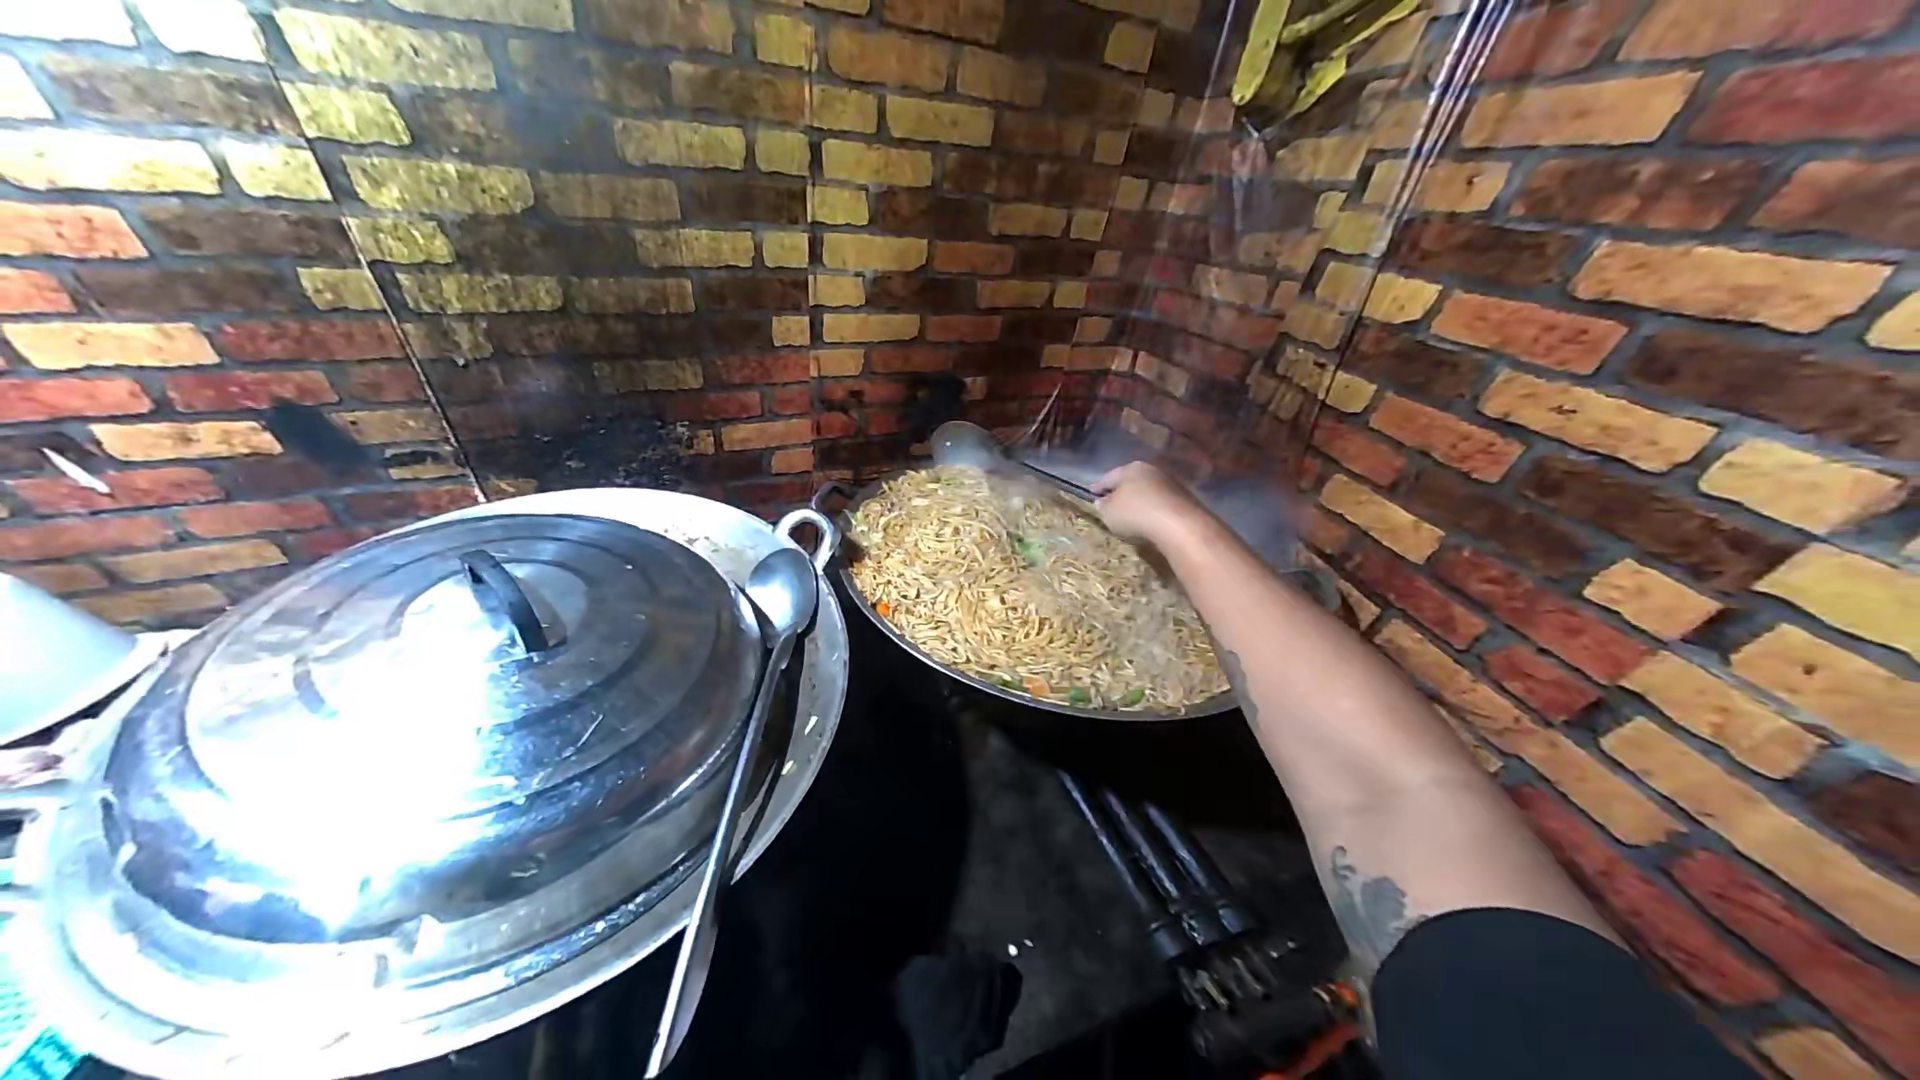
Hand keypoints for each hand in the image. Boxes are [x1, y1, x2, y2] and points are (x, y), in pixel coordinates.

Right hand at [1091, 462, 1212, 547]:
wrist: (1179, 525)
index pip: (1109, 476)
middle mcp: (1152, 470)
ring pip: (1149, 491)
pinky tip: (1150, 520)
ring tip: (1132, 513)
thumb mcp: (1110, 513)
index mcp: (1131, 468)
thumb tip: (1103, 501)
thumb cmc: (1135, 513)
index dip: (1099, 486)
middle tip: (1112, 500)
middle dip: (1122, 490)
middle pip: (1132, 480)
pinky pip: (1162, 503)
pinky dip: (1154, 509)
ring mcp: (1171, 484)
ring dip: (1140, 500)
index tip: (1091, 492)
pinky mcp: (1185, 499)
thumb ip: (1104, 506)